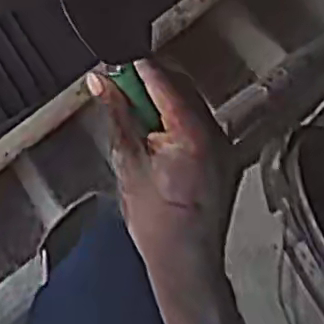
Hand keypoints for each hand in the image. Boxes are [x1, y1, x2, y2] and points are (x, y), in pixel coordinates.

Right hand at [92, 59, 237, 268]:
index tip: (114, 59)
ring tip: (132, 110)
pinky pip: (196, 118)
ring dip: (159, 95)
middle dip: (147, 78)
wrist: (185, 264)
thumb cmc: (158, 223)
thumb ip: (116, 111)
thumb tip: (101, 80)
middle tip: (116, 83)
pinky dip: (172, 113)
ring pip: (188, 98)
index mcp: (191, 133)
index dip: (135, 65)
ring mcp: (222, 146)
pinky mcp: (221, 156)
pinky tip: (152, 129)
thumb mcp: (126, 159)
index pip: (161, 79)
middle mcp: (214, 135)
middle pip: (179, 83)